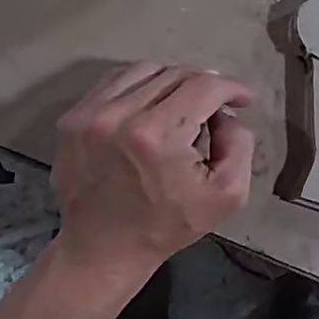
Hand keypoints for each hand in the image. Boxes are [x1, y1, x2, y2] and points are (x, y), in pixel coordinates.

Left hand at [49, 63, 256, 280]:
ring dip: (176, 81)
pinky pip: (115, 81)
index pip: (205, 87)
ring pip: (145, 70)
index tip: (246, 100)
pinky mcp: (72, 120)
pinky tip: (158, 104)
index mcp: (158, 137)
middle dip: (208, 83)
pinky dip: (144, 84)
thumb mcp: (229, 193)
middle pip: (176, 74)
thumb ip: (240, 144)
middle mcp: (118, 117)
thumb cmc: (170, 224)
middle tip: (221, 104)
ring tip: (189, 102)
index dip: (233, 88)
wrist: (104, 248)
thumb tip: (227, 115)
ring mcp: (88, 116)